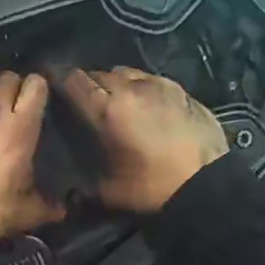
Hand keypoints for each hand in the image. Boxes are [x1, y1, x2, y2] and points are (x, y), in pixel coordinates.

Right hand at [60, 67, 227, 213]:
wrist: (207, 185)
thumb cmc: (152, 188)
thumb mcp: (110, 191)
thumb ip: (87, 180)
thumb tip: (73, 185)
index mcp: (108, 109)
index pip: (74, 81)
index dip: (62, 82)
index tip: (58, 90)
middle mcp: (132, 88)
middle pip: (101, 73)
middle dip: (91, 84)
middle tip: (89, 103)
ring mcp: (160, 85)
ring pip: (128, 73)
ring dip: (118, 83)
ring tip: (119, 101)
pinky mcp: (183, 91)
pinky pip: (153, 81)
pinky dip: (144, 89)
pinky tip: (147, 106)